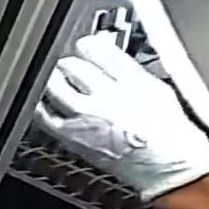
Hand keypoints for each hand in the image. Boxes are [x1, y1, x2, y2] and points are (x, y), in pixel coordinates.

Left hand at [34, 34, 208, 200]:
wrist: (165, 164)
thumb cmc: (168, 132)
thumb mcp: (158, 89)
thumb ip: (130, 73)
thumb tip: (110, 61)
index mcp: (135, 79)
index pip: (103, 52)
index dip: (90, 45)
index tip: (85, 44)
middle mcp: (108, 94)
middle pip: (75, 68)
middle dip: (67, 63)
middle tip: (64, 63)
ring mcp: (86, 115)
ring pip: (57, 88)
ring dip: (51, 79)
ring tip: (52, 78)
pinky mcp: (71, 135)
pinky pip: (45, 116)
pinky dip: (40, 105)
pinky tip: (40, 102)